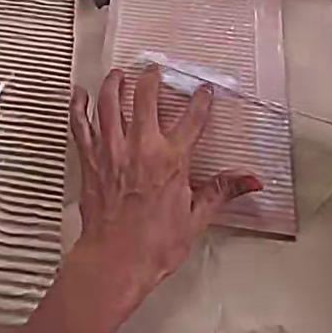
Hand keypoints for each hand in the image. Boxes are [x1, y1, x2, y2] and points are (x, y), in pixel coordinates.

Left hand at [66, 67, 260, 309]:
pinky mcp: (91, 160)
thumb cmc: (155, 245)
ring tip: (119, 73)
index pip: (192, 119)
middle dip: (151, 78)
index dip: (200, 101)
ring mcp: (112, 150)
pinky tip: (79, 94)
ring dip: (114, 84)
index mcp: (171, 159)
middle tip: (154, 69)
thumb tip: (253, 180)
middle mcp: (141, 147)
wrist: (114, 263)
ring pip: (110, 104)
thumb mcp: (196, 218)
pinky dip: (78, 107)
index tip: (203, 89)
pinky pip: (81, 126)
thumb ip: (222, 191)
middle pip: (145, 98)